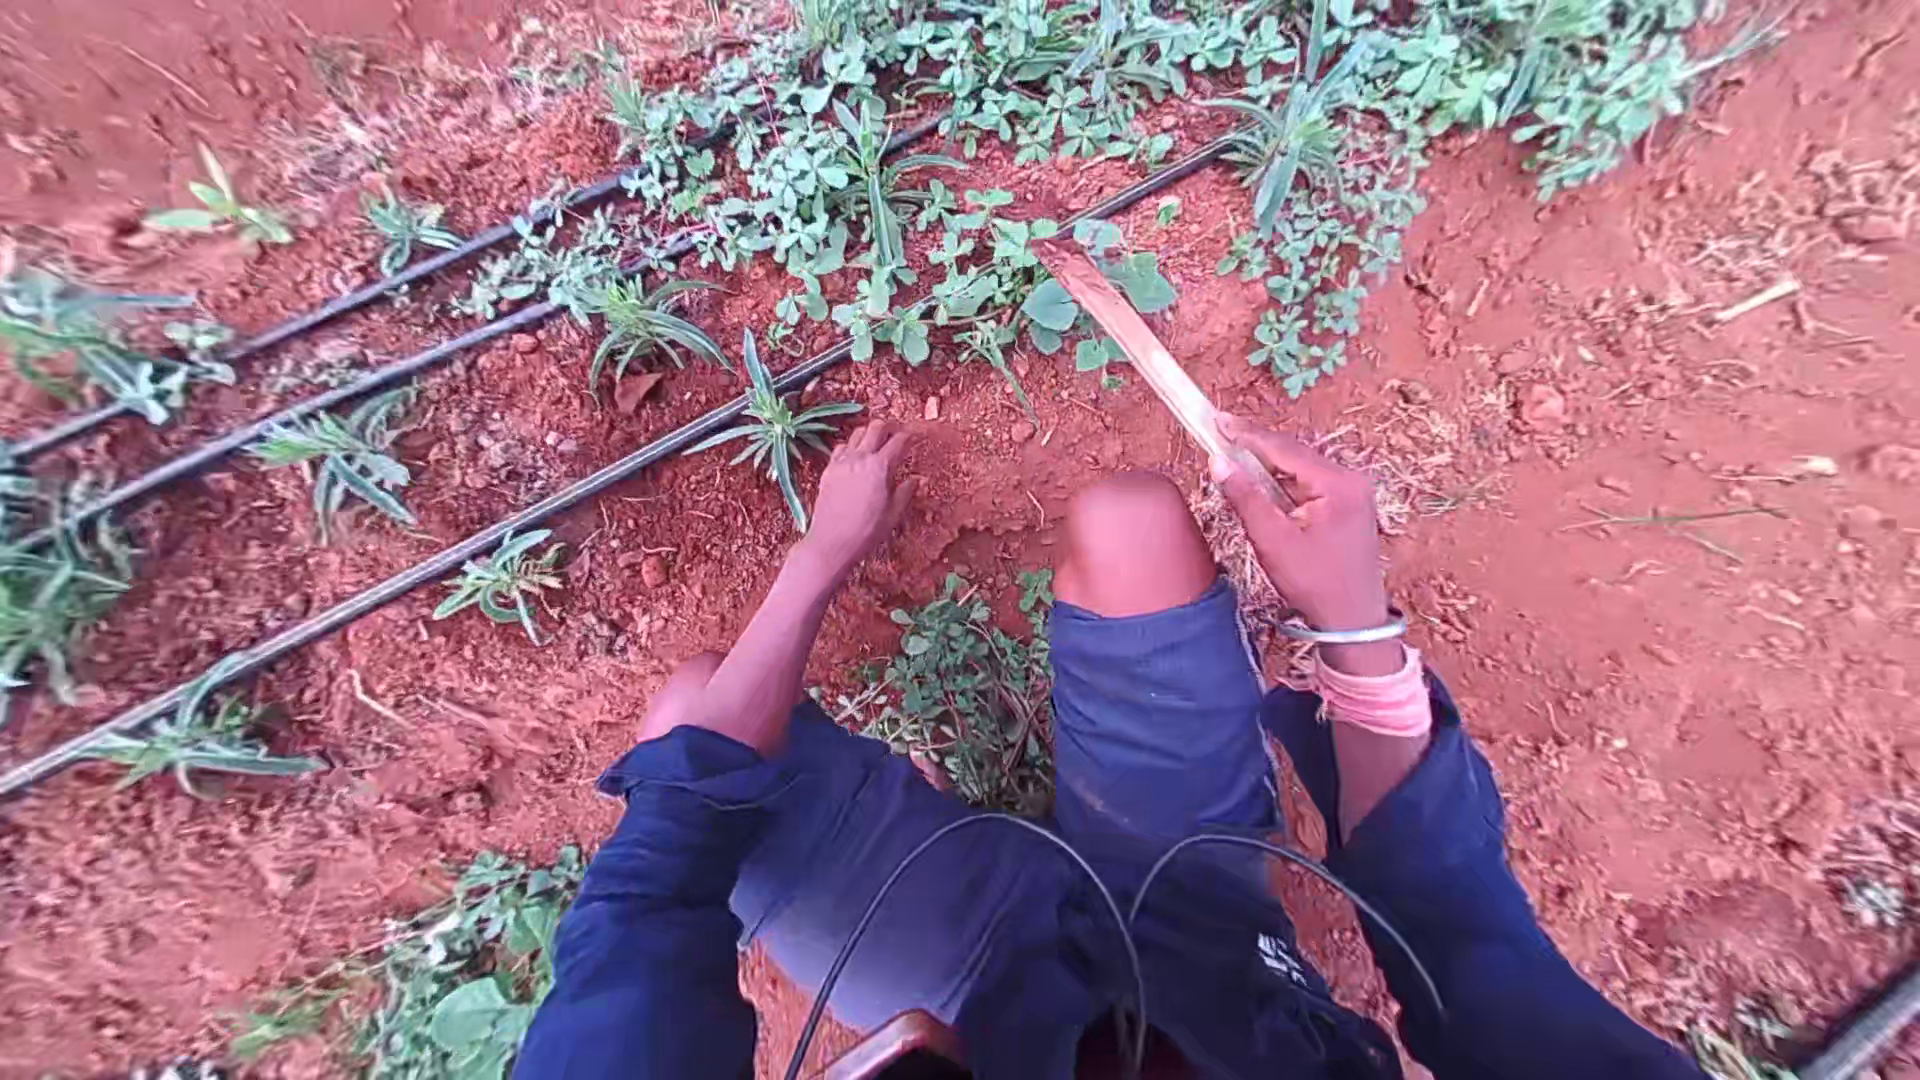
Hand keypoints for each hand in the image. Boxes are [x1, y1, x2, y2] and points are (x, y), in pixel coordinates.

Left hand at [795, 421, 916, 582]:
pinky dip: (852, 446)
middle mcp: (860, 459)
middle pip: (876, 427)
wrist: (832, 542)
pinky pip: (842, 448)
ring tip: (877, 441)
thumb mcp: (893, 514)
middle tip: (897, 431)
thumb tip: (916, 479)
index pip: (898, 442)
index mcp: (880, 468)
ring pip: (857, 433)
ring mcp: (842, 462)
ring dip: (870, 433)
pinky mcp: (829, 470)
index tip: (914, 436)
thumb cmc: (866, 532)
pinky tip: (856, 456)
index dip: (909, 436)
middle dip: (890, 426)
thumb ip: (905, 492)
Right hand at [1211, 413, 1387, 632]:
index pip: (1283, 449)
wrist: (1351, 617)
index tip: (1218, 419)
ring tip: (1233, 459)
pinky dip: (1279, 482)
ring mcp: (1352, 491)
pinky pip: (1306, 483)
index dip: (1246, 434)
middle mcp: (1350, 479)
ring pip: (1297, 468)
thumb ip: (1245, 496)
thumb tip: (1218, 461)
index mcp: (1337, 483)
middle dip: (1254, 447)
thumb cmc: (1313, 581)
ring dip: (1265, 466)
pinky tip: (1259, 485)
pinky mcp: (1347, 504)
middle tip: (1219, 433)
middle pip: (1291, 454)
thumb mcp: (1272, 539)